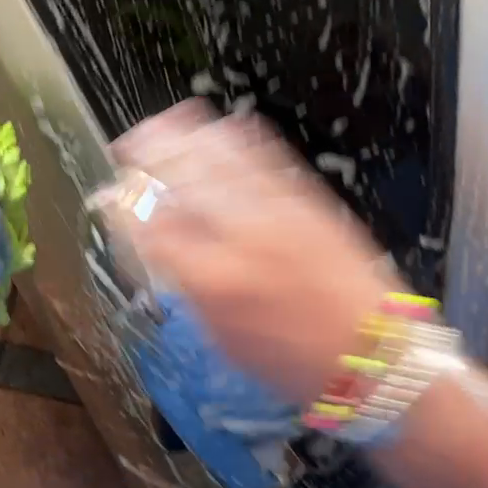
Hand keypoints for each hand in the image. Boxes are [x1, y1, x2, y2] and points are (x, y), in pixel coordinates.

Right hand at [103, 100, 394, 403]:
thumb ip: (186, 288)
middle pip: (181, 180)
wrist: (376, 358)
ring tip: (163, 125)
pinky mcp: (309, 202)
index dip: (124, 206)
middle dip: (146, 155)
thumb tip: (157, 248)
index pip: (151, 228)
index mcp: (210, 283)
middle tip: (129, 145)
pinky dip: (235, 138)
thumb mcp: (223, 338)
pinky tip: (219, 127)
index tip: (111, 197)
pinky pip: (266, 156)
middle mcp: (239, 240)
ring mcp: (276, 214)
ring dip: (184, 136)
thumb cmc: (291, 362)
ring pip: (220, 158)